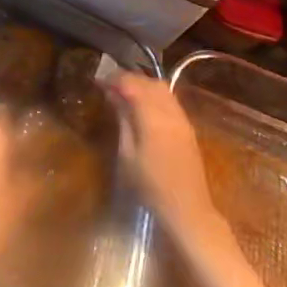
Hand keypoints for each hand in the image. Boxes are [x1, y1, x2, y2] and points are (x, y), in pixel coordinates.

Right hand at [108, 74, 221, 237]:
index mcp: (152, 119)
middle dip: (129, 79)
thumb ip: (123, 120)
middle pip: (150, 83)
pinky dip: (155, 95)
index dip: (115, 79)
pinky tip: (143, 106)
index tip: (99, 81)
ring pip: (163, 89)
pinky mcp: (188, 127)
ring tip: (125, 93)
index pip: (133, 85)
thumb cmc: (150, 186)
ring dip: (143, 85)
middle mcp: (170, 112)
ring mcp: (182, 119)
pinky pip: (170, 100)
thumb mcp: (127, 155)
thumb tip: (113, 95)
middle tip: (109, 85)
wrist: (187, 207)